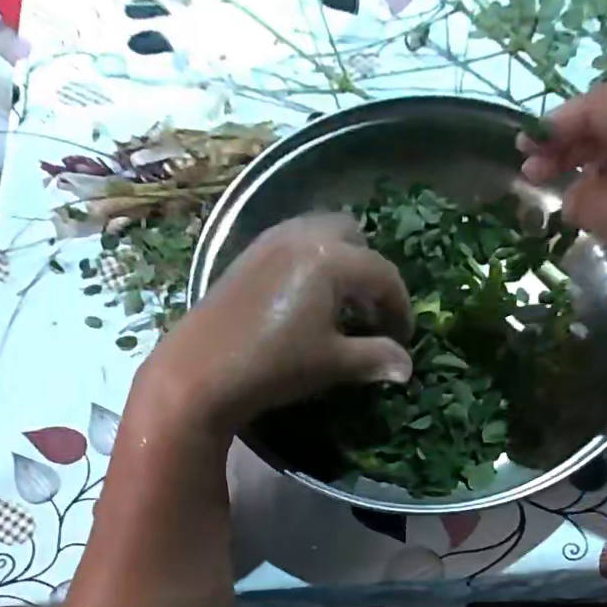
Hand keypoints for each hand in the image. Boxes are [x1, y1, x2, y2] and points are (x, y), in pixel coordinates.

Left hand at [141, 212, 413, 431]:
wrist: (200, 371)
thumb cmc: (274, 364)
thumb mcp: (332, 362)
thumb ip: (375, 357)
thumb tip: (406, 366)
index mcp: (330, 258)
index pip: (382, 275)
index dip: (400, 307)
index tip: (403, 338)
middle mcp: (303, 235)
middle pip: (354, 238)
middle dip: (370, 273)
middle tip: (371, 314)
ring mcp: (270, 240)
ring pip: (321, 235)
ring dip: (341, 264)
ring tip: (341, 307)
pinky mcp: (248, 255)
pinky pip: (294, 244)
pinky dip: (312, 264)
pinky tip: (306, 302)